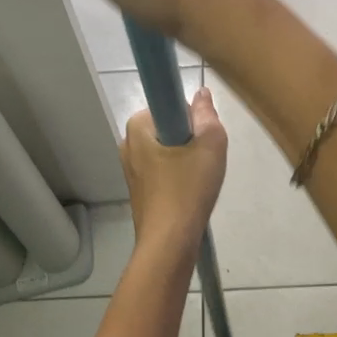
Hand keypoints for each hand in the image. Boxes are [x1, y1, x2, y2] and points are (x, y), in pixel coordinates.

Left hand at [120, 88, 227, 246]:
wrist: (169, 244)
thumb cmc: (187, 189)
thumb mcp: (209, 146)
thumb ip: (207, 115)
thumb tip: (201, 93)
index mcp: (137, 128)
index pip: (168, 106)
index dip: (189, 118)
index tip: (200, 138)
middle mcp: (128, 144)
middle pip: (167, 128)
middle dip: (188, 139)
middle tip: (203, 158)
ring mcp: (130, 170)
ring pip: (166, 151)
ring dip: (184, 160)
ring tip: (198, 179)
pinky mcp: (137, 190)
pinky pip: (162, 171)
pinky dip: (177, 177)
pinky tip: (189, 193)